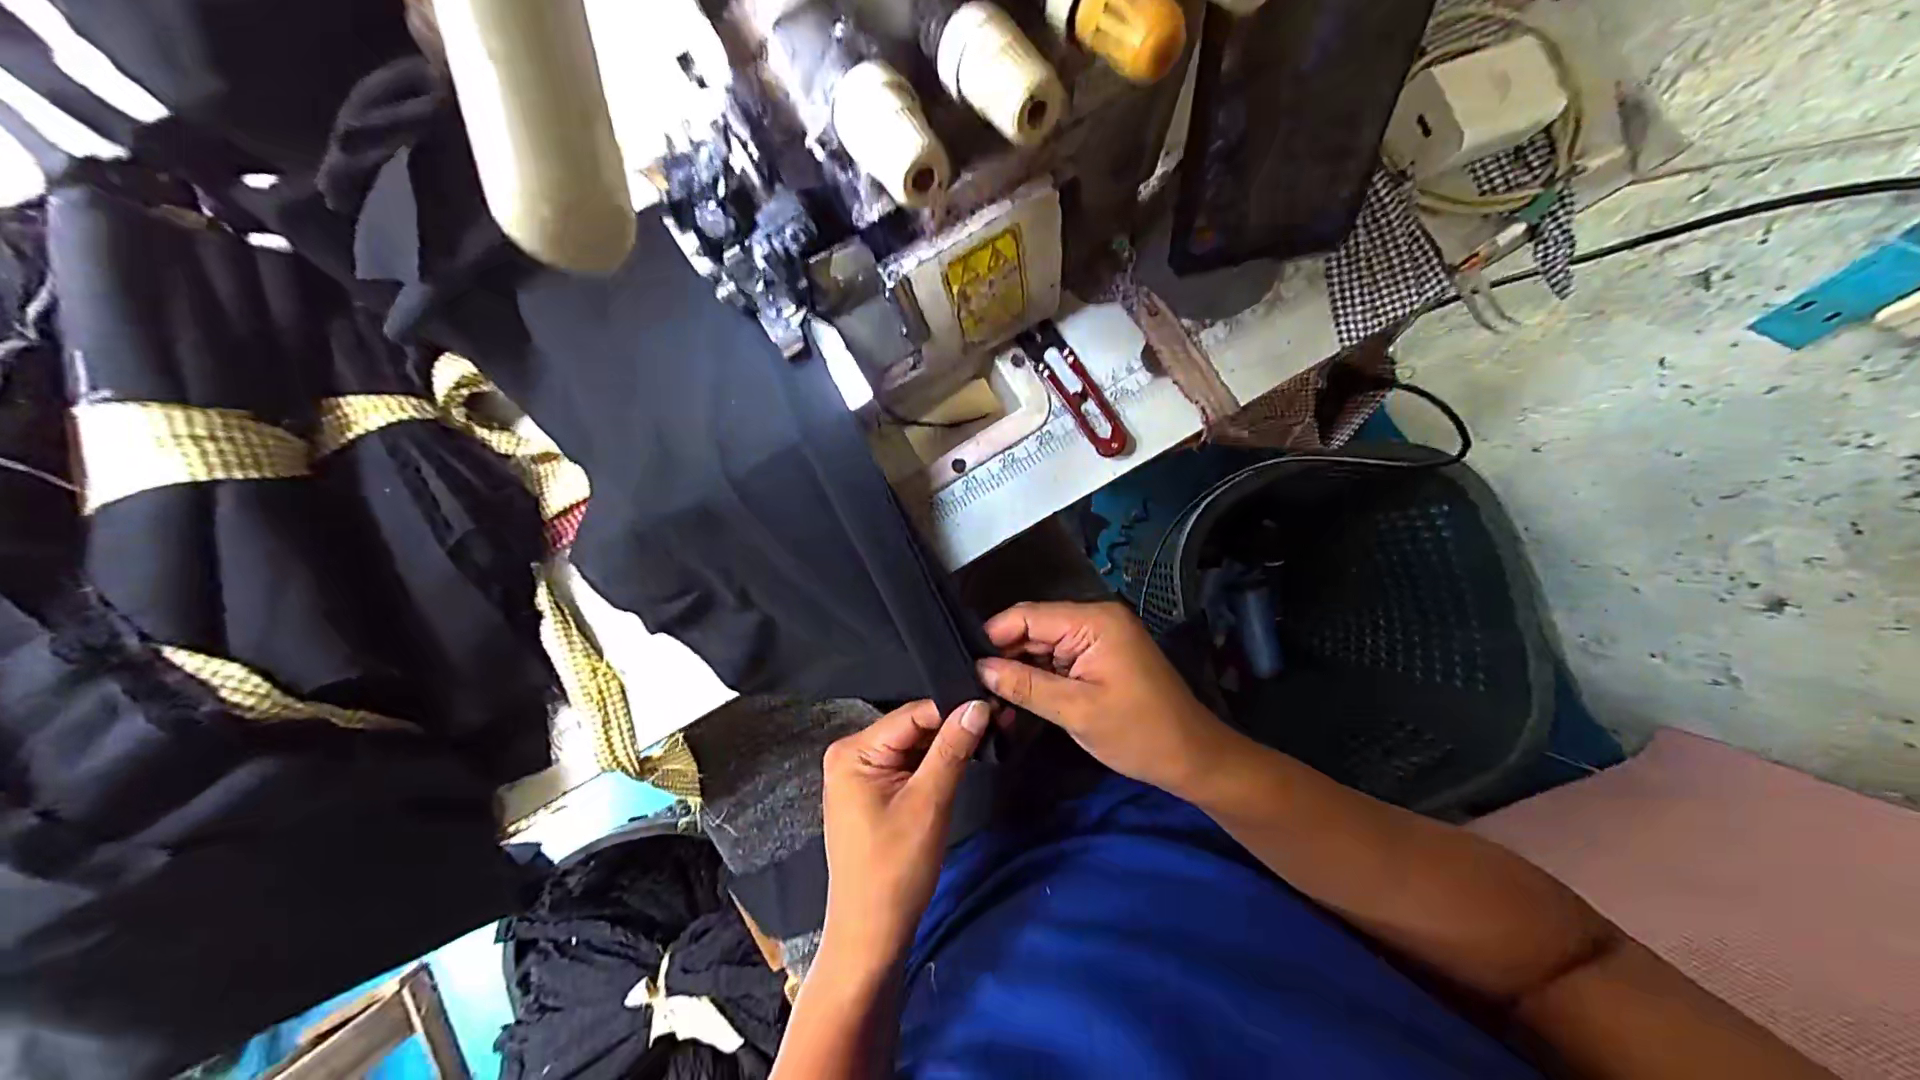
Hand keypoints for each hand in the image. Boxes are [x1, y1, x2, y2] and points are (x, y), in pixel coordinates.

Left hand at [820, 699, 989, 965]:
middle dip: (954, 726)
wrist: (872, 935)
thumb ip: (953, 748)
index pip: (912, 714)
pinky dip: (935, 765)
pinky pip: (908, 766)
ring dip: (948, 745)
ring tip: (991, 733)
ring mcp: (860, 775)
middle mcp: (851, 755)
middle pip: (912, 727)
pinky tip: (965, 758)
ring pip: (914, 746)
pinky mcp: (872, 793)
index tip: (995, 704)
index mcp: (853, 751)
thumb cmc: (894, 870)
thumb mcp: (929, 803)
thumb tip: (979, 704)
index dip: (954, 709)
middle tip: (1000, 718)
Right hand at [975, 601, 1244, 799]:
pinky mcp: (1099, 657)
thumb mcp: (1075, 710)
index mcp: (1094, 621)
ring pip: (1042, 646)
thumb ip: (1024, 685)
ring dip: (1019, 669)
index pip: (1028, 615)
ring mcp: (1098, 638)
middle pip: (1034, 628)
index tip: (965, 663)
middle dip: (1004, 655)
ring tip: (988, 695)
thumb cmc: (1138, 733)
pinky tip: (1015, 696)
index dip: (994, 636)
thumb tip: (979, 669)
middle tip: (973, 685)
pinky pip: (1058, 659)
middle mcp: (1095, 619)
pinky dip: (1038, 677)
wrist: (1193, 758)